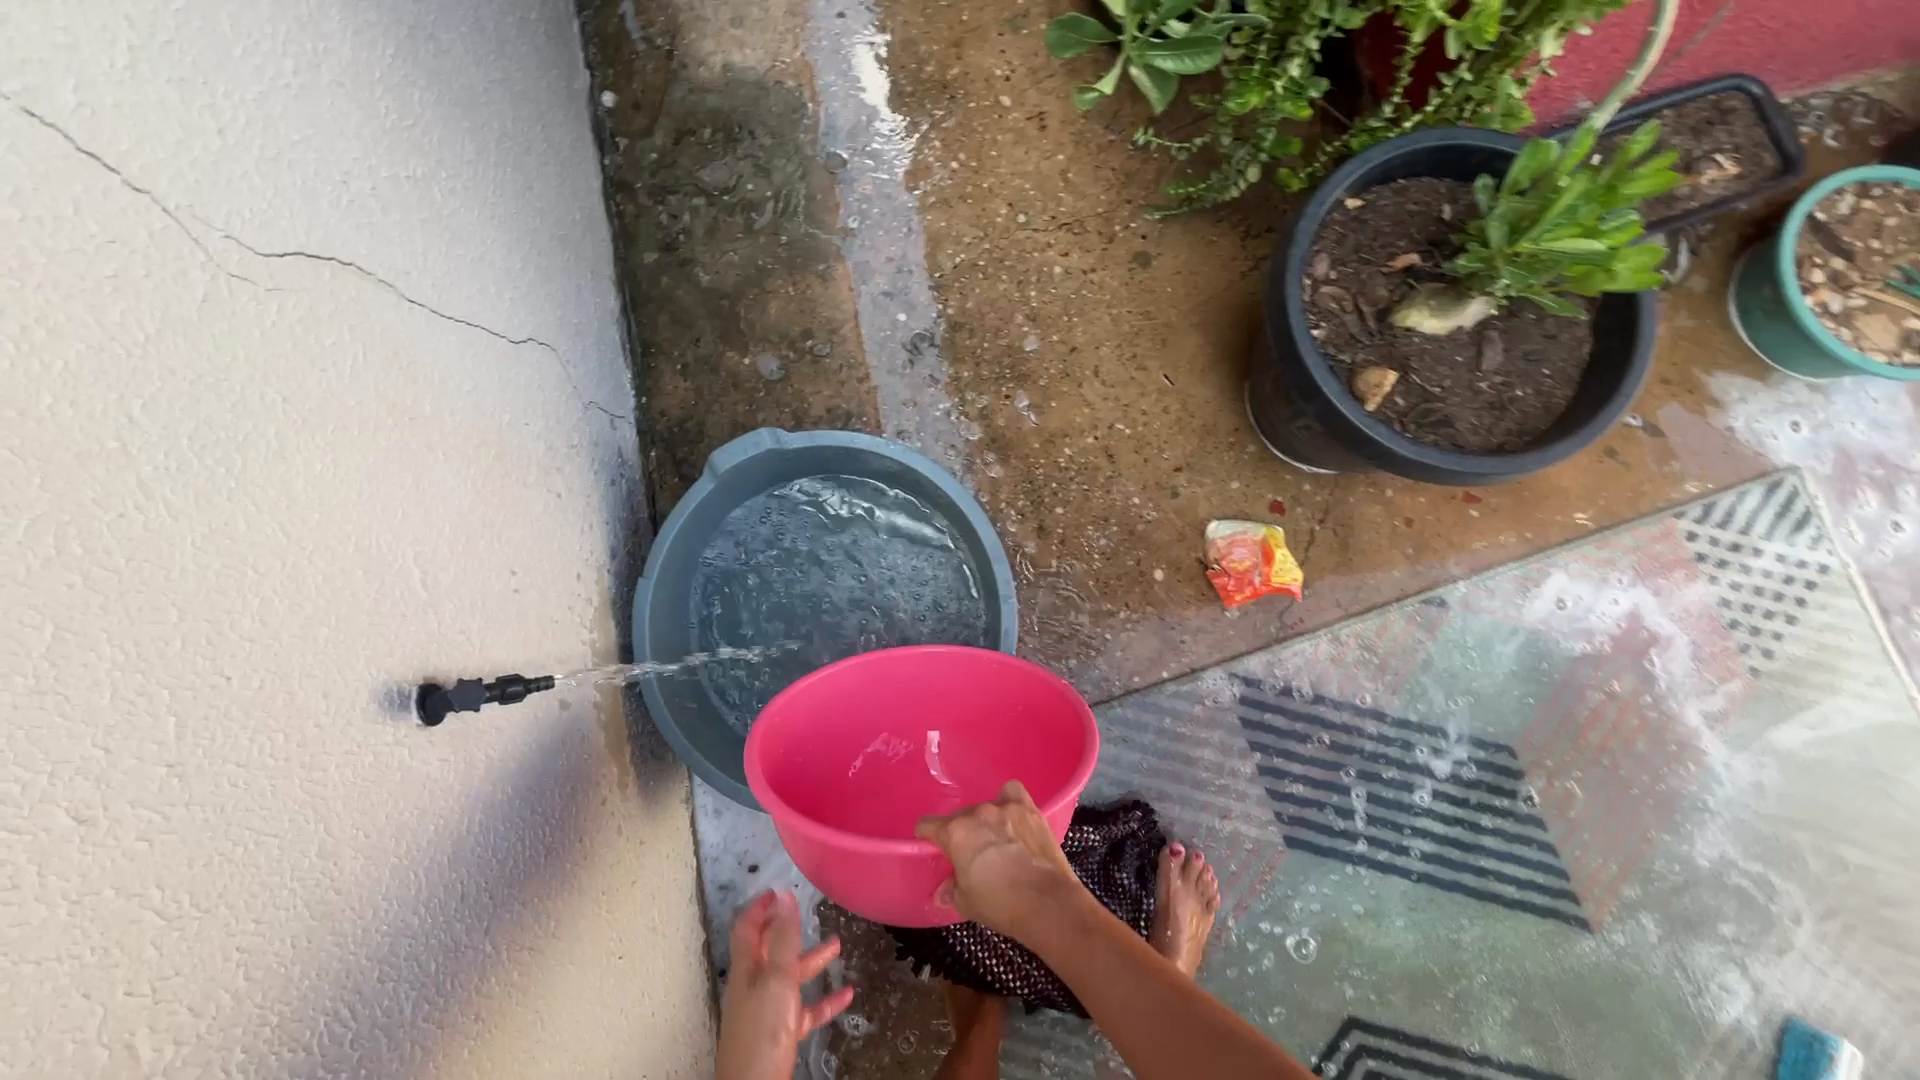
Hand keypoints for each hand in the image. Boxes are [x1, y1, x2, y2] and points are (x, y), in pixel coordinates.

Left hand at [715, 890, 855, 1079]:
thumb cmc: (763, 1030)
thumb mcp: (777, 979)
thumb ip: (783, 939)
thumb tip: (784, 894)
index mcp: (748, 968)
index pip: (747, 928)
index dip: (760, 906)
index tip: (779, 889)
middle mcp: (754, 985)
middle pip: (771, 950)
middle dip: (789, 929)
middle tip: (808, 910)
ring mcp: (766, 1011)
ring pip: (790, 978)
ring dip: (813, 960)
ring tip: (839, 945)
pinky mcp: (780, 1034)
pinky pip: (804, 1010)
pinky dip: (824, 1000)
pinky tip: (847, 995)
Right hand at [914, 781, 1087, 939]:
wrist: (1046, 902)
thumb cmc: (1000, 904)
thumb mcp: (966, 903)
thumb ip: (951, 890)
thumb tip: (942, 891)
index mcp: (954, 833)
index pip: (928, 825)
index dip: (927, 835)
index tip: (931, 844)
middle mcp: (976, 813)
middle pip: (959, 817)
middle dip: (961, 833)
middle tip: (971, 854)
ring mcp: (1003, 807)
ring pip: (985, 806)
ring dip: (985, 821)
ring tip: (995, 838)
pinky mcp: (1028, 808)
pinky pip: (1012, 793)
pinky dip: (1009, 801)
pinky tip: (1012, 815)